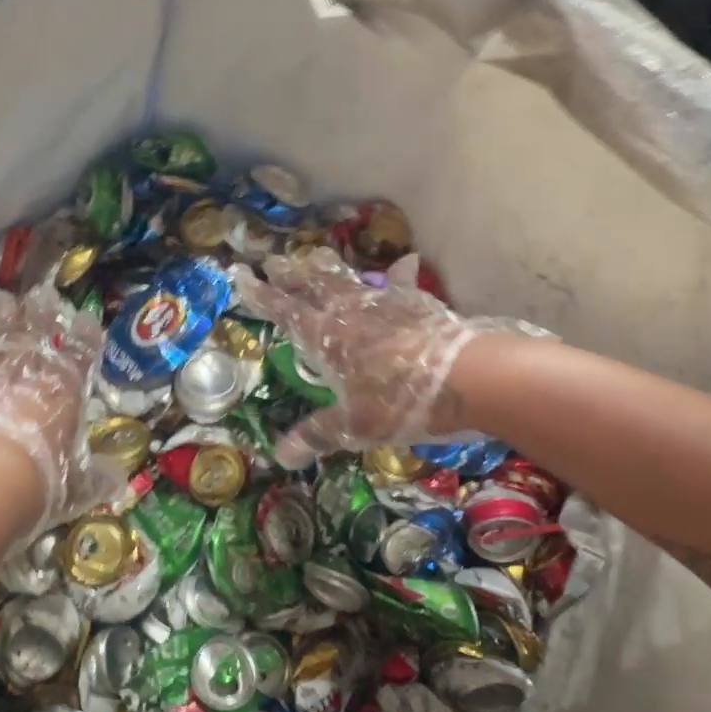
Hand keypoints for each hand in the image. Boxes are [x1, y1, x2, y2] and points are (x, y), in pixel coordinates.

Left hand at [0, 285, 109, 539]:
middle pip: (37, 324)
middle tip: (42, 296)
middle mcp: (25, 365)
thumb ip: (94, 479)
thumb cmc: (37, 481)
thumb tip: (117, 481)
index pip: (83, 349)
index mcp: (64, 387)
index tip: (85, 320)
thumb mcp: (75, 488)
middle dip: (42, 308)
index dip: (86, 333)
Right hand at [232, 249, 550, 466]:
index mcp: (327, 337)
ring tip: (314, 255)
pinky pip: (401, 285)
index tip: (240, 275)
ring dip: (328, 267)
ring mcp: (385, 304)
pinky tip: (404, 262)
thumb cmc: (403, 402)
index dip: (260, 293)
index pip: (284, 310)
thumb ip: (318, 435)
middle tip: (272, 259)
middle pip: (313, 285)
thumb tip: (280, 457)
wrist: (470, 377)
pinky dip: (398, 275)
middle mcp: (350, 313)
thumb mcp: (356, 426)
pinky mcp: (417, 305)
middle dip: (290, 273)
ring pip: (348, 278)